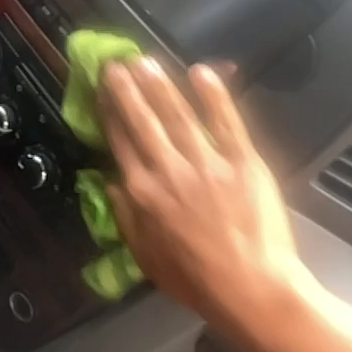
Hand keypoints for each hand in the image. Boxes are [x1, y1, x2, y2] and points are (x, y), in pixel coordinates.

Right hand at [100, 58, 319, 345]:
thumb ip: (125, 215)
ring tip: (145, 61)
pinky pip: (226, 123)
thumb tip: (111, 182)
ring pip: (178, 115)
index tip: (100, 90)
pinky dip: (214, 96)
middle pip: (143, 121)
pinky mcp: (243, 163)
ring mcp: (207, 164)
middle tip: (115, 63)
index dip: (108, 112)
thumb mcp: (144, 254)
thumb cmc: (195, 280)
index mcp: (143, 193)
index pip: (120, 142)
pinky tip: (201, 72)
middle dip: (127, 89)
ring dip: (160, 85)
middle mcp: (169, 172)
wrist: (252, 290)